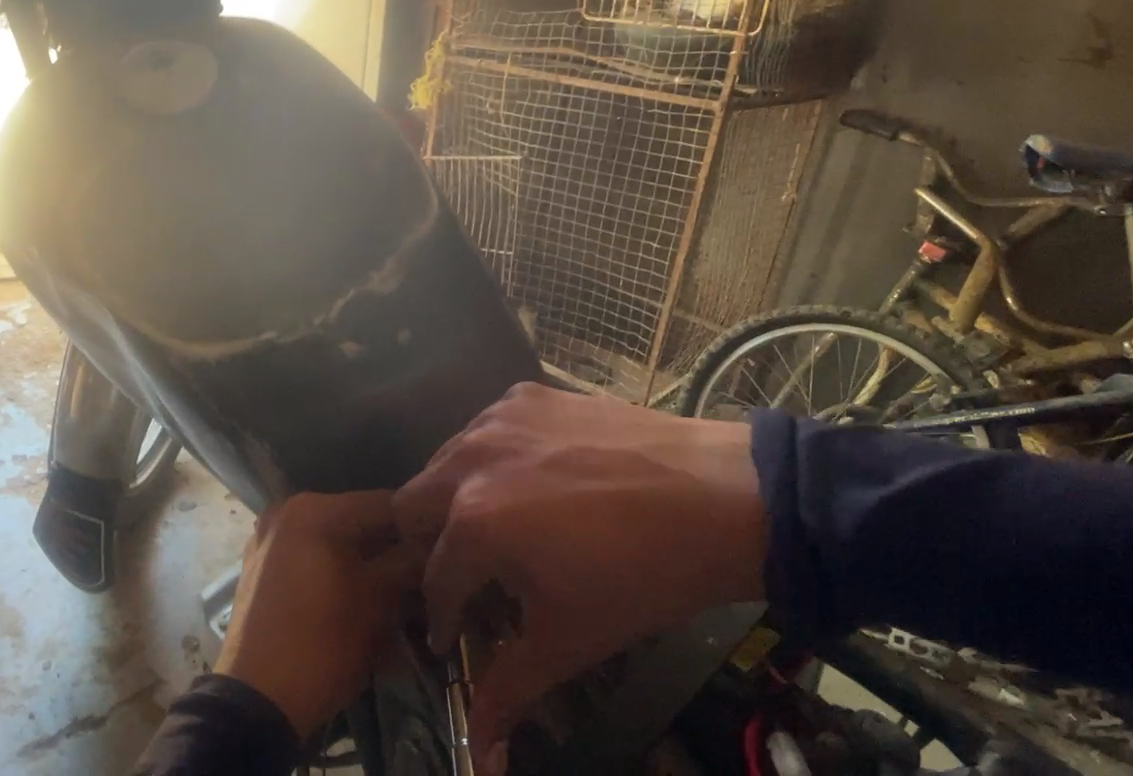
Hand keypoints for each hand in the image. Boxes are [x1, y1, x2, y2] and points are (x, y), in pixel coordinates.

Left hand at [216, 491, 417, 737]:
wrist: (256, 703)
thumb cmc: (322, 643)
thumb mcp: (378, 601)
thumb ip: (410, 562)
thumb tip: (435, 544)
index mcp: (315, 508)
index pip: (387, 504)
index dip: (422, 528)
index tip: (447, 555)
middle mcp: (288, 512)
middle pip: (359, 524)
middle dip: (394, 553)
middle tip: (426, 583)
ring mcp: (270, 541)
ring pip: (336, 546)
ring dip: (369, 569)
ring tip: (400, 603)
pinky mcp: (262, 571)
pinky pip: (312, 563)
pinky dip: (339, 579)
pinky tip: (363, 608)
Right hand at [394, 384, 766, 756]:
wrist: (722, 497)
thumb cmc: (641, 577)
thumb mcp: (570, 639)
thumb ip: (509, 689)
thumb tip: (480, 753)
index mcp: (473, 522)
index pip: (432, 578)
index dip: (443, 618)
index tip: (456, 635)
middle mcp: (469, 458)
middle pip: (411, 504)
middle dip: (428, 546)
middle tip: (469, 572)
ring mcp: (497, 417)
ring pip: (445, 460)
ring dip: (457, 497)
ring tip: (505, 523)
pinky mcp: (527, 393)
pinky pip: (486, 428)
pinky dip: (494, 457)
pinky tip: (537, 479)